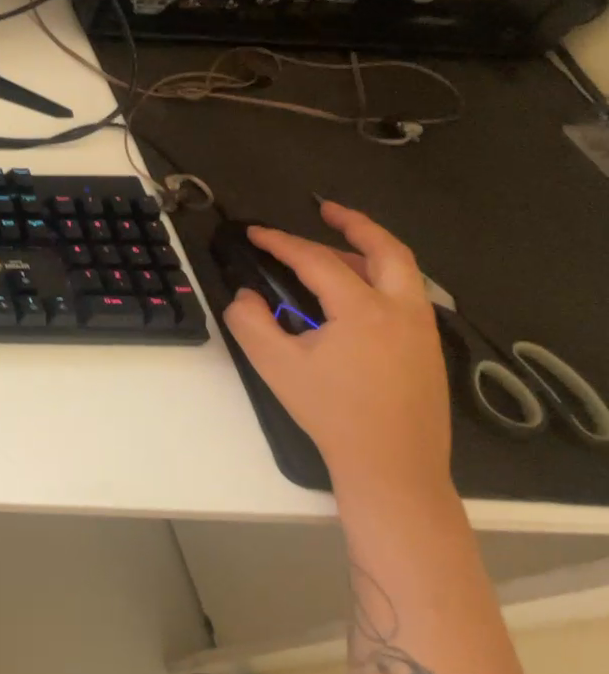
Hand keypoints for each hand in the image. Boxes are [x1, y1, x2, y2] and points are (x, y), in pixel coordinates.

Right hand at [222, 201, 450, 496]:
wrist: (392, 463)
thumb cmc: (331, 411)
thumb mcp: (274, 364)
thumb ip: (249, 320)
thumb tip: (246, 295)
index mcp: (364, 310)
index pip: (318, 260)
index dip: (281, 242)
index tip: (253, 233)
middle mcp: (402, 311)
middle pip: (388, 250)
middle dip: (356, 224)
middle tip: (325, 209)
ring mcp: (422, 330)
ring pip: (402, 272)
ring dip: (368, 251)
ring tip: (331, 248)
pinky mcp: (428, 348)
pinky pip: (405, 295)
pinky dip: (380, 276)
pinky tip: (353, 289)